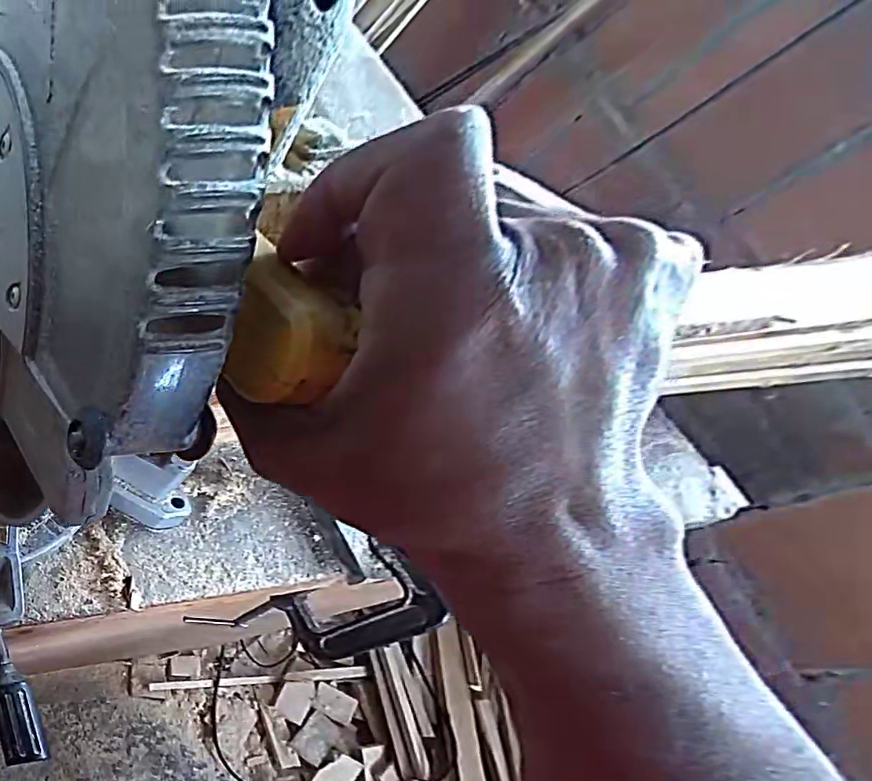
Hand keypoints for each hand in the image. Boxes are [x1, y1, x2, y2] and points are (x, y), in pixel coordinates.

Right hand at [220, 108, 703, 589]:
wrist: (545, 533)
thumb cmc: (434, 498)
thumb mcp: (299, 454)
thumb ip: (248, 391)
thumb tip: (229, 347)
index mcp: (454, 299)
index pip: (414, 156)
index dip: (346, 186)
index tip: (315, 248)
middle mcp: (546, 260)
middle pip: (434, 188)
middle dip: (371, 240)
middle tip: (346, 306)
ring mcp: (607, 256)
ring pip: (483, 210)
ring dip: (431, 256)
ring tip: (412, 325)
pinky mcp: (642, 265)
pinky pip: (540, 231)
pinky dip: (493, 266)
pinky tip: (476, 324)